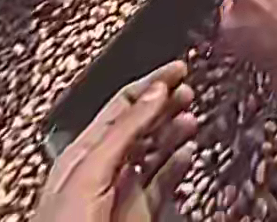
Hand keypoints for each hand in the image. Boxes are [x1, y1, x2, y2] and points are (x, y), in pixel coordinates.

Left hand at [31, 61, 198, 221]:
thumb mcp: (90, 174)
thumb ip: (125, 129)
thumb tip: (157, 88)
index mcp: (84, 152)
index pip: (122, 103)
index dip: (152, 83)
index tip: (180, 69)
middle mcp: (104, 168)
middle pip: (141, 123)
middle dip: (166, 103)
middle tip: (190, 92)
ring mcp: (122, 193)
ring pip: (155, 151)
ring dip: (175, 131)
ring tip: (192, 120)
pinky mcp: (139, 216)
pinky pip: (163, 184)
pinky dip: (178, 165)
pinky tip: (189, 154)